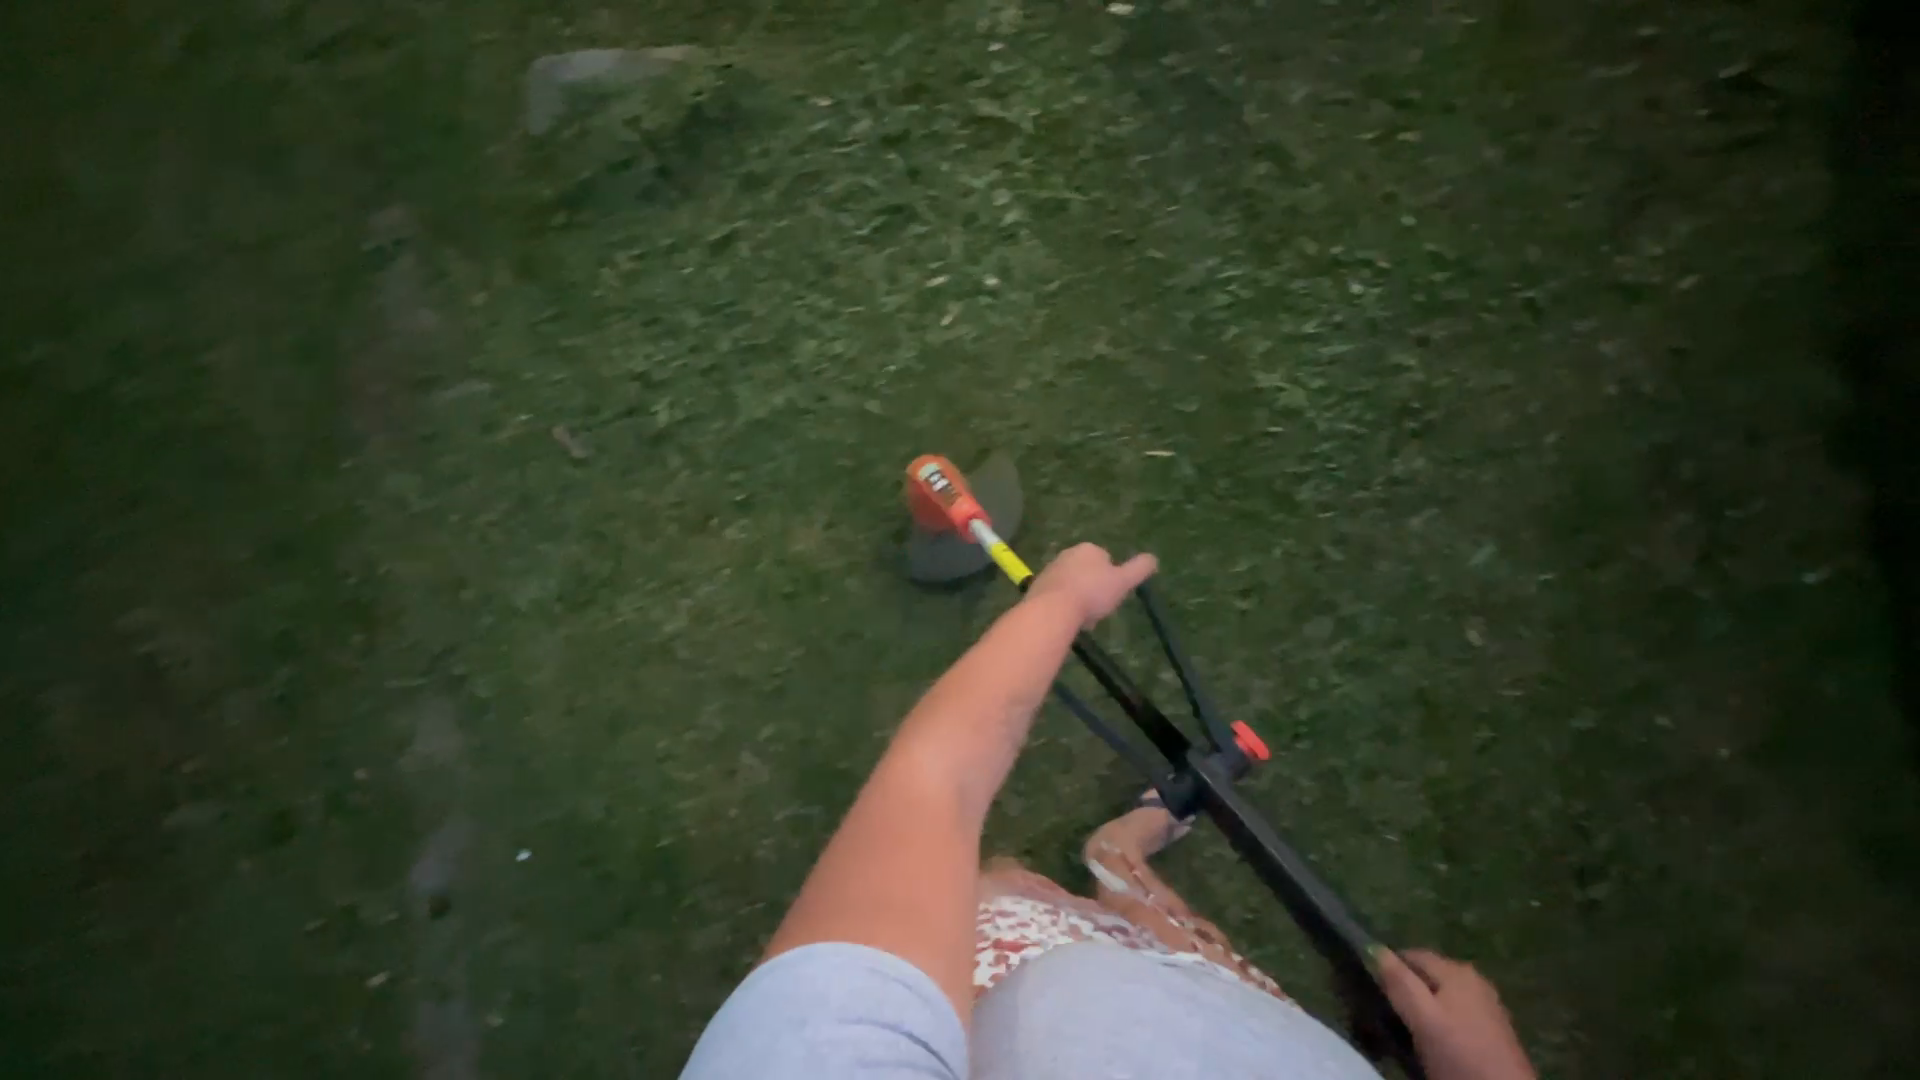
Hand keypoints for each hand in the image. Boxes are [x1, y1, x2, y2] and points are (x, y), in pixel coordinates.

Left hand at [1024, 543, 1157, 627]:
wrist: (1053, 609)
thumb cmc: (1092, 592)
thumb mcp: (1122, 581)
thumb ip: (1139, 569)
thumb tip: (1153, 559)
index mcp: (1087, 549)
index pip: (1106, 560)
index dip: (1112, 578)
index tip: (1112, 594)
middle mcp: (1066, 555)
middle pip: (1088, 574)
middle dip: (1094, 591)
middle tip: (1098, 609)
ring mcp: (1050, 571)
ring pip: (1073, 587)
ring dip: (1080, 601)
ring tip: (1084, 619)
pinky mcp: (1037, 588)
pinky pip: (1058, 597)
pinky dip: (1065, 608)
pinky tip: (1068, 620)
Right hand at [1374, 948, 1536, 1079]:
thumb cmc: (1460, 1055)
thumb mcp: (1422, 1018)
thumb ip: (1398, 981)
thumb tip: (1374, 948)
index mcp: (1456, 970)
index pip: (1410, 955)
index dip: (1388, 969)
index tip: (1375, 993)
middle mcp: (1474, 979)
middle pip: (1427, 975)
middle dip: (1407, 989)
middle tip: (1392, 1015)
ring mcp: (1487, 1005)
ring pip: (1441, 996)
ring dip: (1423, 1008)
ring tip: (1412, 1032)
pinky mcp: (1494, 1029)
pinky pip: (1456, 1014)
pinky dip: (1441, 1022)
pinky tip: (1438, 1042)